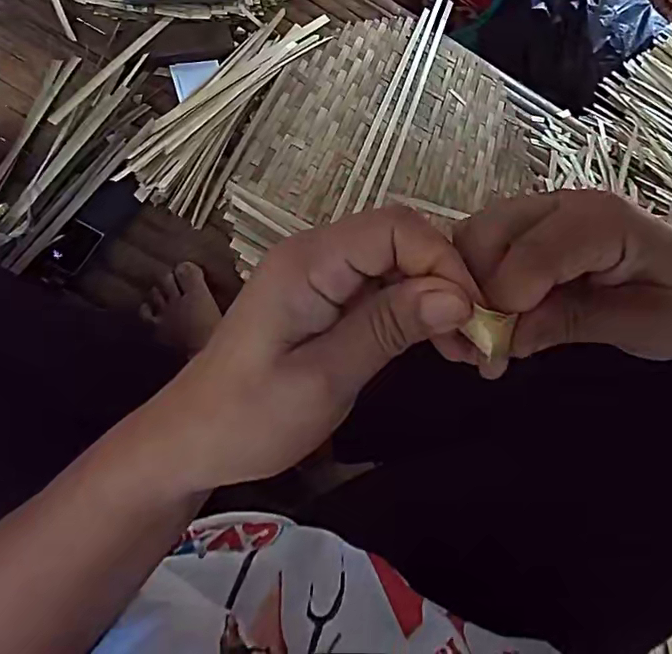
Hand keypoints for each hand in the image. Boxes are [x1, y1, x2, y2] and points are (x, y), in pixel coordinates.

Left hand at [138, 207, 479, 491]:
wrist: (189, 443)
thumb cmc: (247, 418)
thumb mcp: (323, 380)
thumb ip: (388, 328)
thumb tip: (458, 296)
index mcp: (309, 261)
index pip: (394, 228)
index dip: (442, 260)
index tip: (473, 314)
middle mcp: (319, 252)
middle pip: (403, 238)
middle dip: (448, 278)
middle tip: (481, 336)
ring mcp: (326, 273)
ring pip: (402, 261)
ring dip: (440, 297)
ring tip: (469, 348)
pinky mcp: (332, 295)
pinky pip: (389, 286)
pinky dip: (421, 310)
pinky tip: (443, 343)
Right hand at [450, 190, 671, 376]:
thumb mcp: (642, 326)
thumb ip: (574, 322)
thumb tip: (505, 337)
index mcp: (603, 220)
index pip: (533, 250)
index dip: (504, 300)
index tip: (494, 351)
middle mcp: (566, 203)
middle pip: (491, 231)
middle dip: (474, 290)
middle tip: (480, 349)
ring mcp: (547, 211)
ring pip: (480, 234)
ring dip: (469, 285)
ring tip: (483, 339)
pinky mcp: (536, 227)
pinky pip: (490, 244)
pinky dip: (477, 280)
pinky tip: (490, 318)